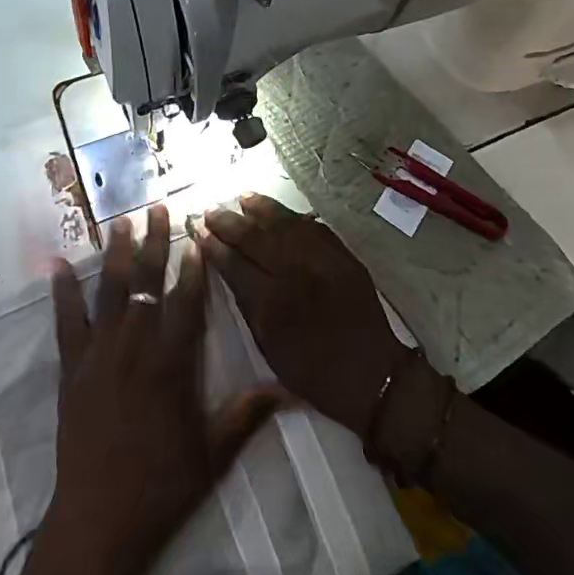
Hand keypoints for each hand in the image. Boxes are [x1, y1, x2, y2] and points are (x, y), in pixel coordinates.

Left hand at [12, 204, 281, 574]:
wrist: (100, 515)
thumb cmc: (162, 484)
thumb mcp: (213, 453)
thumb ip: (246, 414)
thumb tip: (287, 390)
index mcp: (171, 366)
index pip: (186, 304)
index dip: (194, 269)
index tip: (197, 238)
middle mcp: (134, 348)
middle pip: (147, 285)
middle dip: (154, 244)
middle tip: (158, 208)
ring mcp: (98, 354)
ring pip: (109, 292)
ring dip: (116, 254)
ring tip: (120, 222)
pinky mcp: (71, 367)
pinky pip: (65, 321)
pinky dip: (62, 291)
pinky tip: (58, 263)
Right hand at [189, 195, 414, 437]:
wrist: (374, 376)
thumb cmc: (313, 370)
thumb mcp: (269, 345)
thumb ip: (247, 304)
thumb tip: (227, 269)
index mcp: (272, 302)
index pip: (235, 263)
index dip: (215, 246)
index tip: (199, 232)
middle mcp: (296, 274)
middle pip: (256, 238)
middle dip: (230, 222)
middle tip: (212, 211)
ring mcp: (323, 261)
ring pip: (286, 224)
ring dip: (262, 209)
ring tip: (243, 198)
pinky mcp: (344, 258)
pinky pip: (315, 228)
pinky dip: (295, 218)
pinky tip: (282, 213)